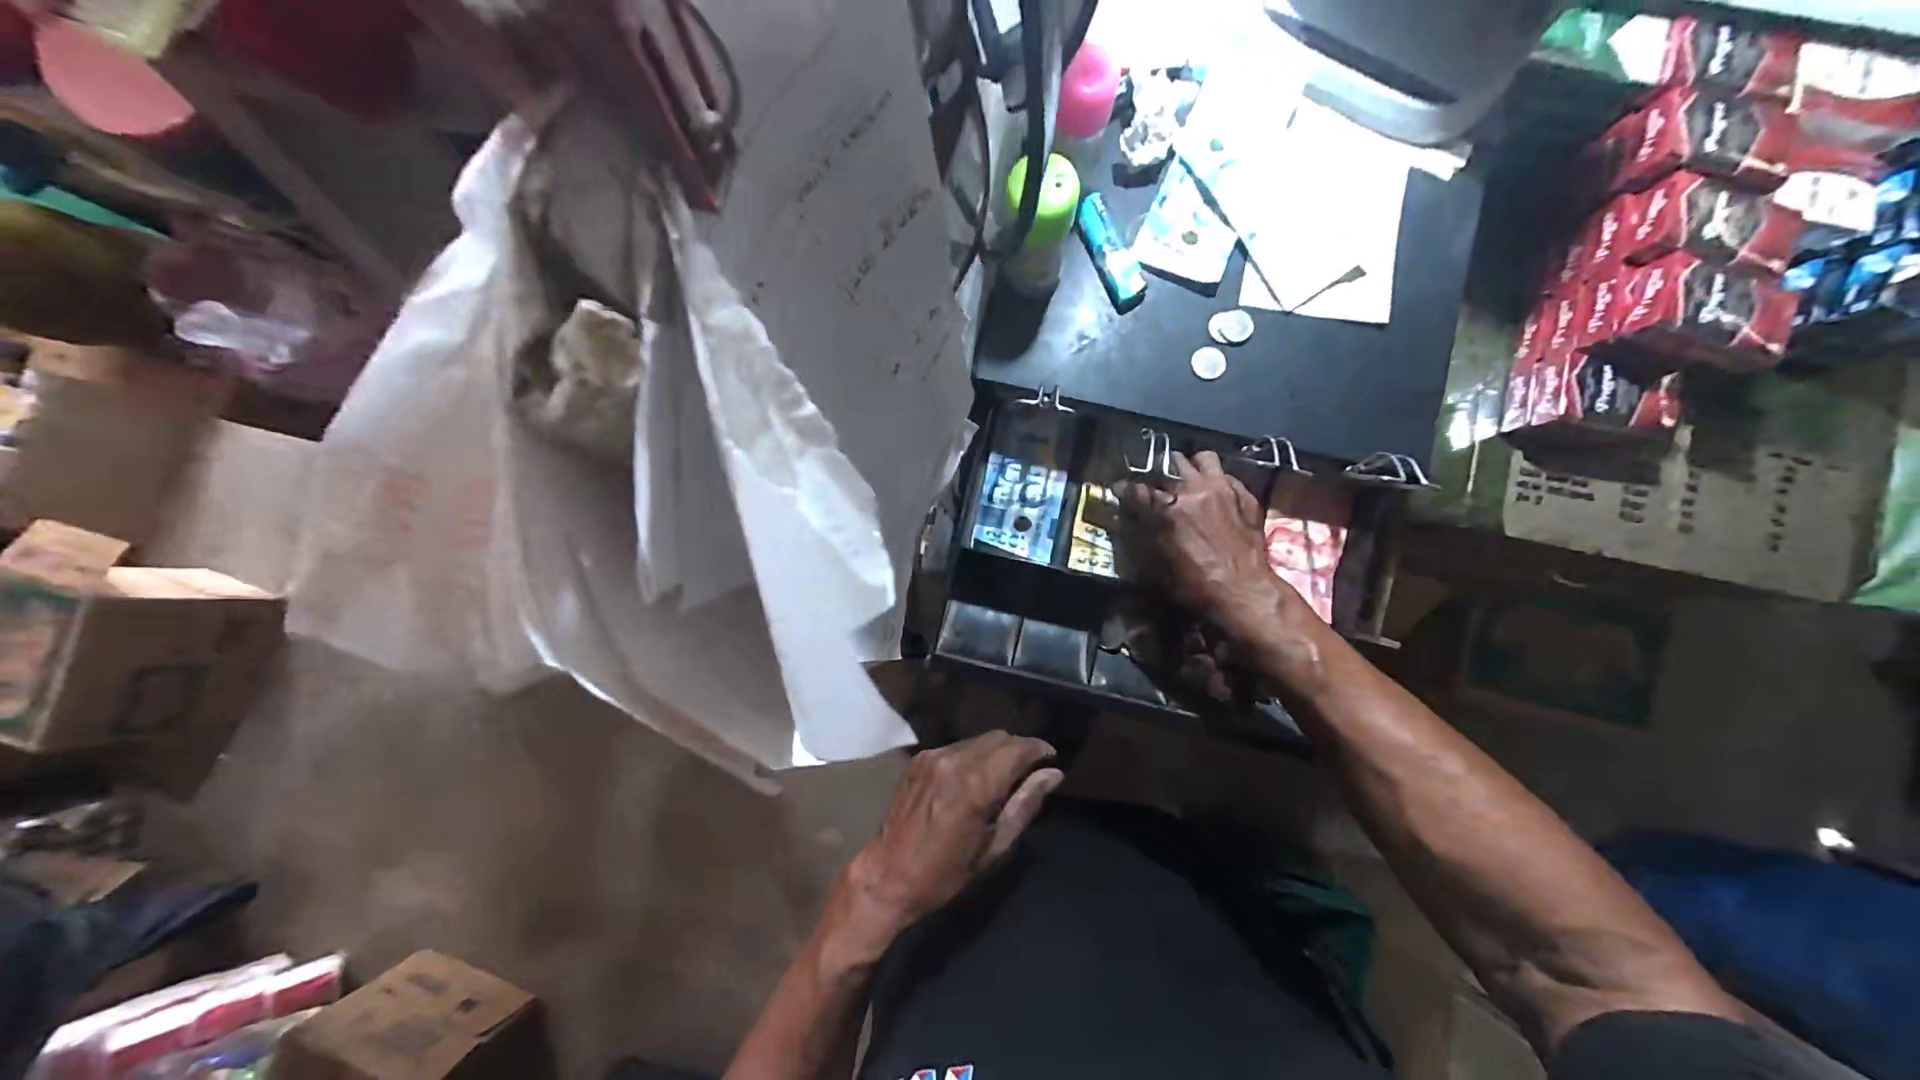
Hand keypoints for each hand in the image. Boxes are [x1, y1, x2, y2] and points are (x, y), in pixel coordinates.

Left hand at [840, 732, 1062, 941]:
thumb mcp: (994, 847)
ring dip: (995, 751)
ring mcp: (933, 756)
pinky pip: (956, 747)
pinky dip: (971, 756)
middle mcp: (955, 760)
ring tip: (1003, 775)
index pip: (1018, 748)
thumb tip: (1053, 775)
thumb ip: (1025, 805)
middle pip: (998, 737)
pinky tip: (972, 778)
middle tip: (1030, 770)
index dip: (1039, 748)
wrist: (887, 875)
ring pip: (977, 740)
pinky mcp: (918, 759)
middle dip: (1019, 748)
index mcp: (977, 784)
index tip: (1051, 757)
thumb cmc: (945, 873)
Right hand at [1120, 450, 1300, 643]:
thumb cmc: (1196, 584)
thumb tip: (1132, 517)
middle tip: (1154, 484)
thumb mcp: (1158, 563)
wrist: (1244, 590)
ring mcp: (1223, 489)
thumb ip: (1144, 533)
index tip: (1121, 490)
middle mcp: (1195, 490)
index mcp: (1169, 509)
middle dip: (1157, 471)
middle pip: (1169, 462)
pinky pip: (1226, 475)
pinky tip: (1212, 495)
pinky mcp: (1245, 495)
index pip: (1138, 487)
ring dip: (1190, 466)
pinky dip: (1215, 481)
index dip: (1126, 488)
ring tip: (1186, 479)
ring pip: (1202, 458)